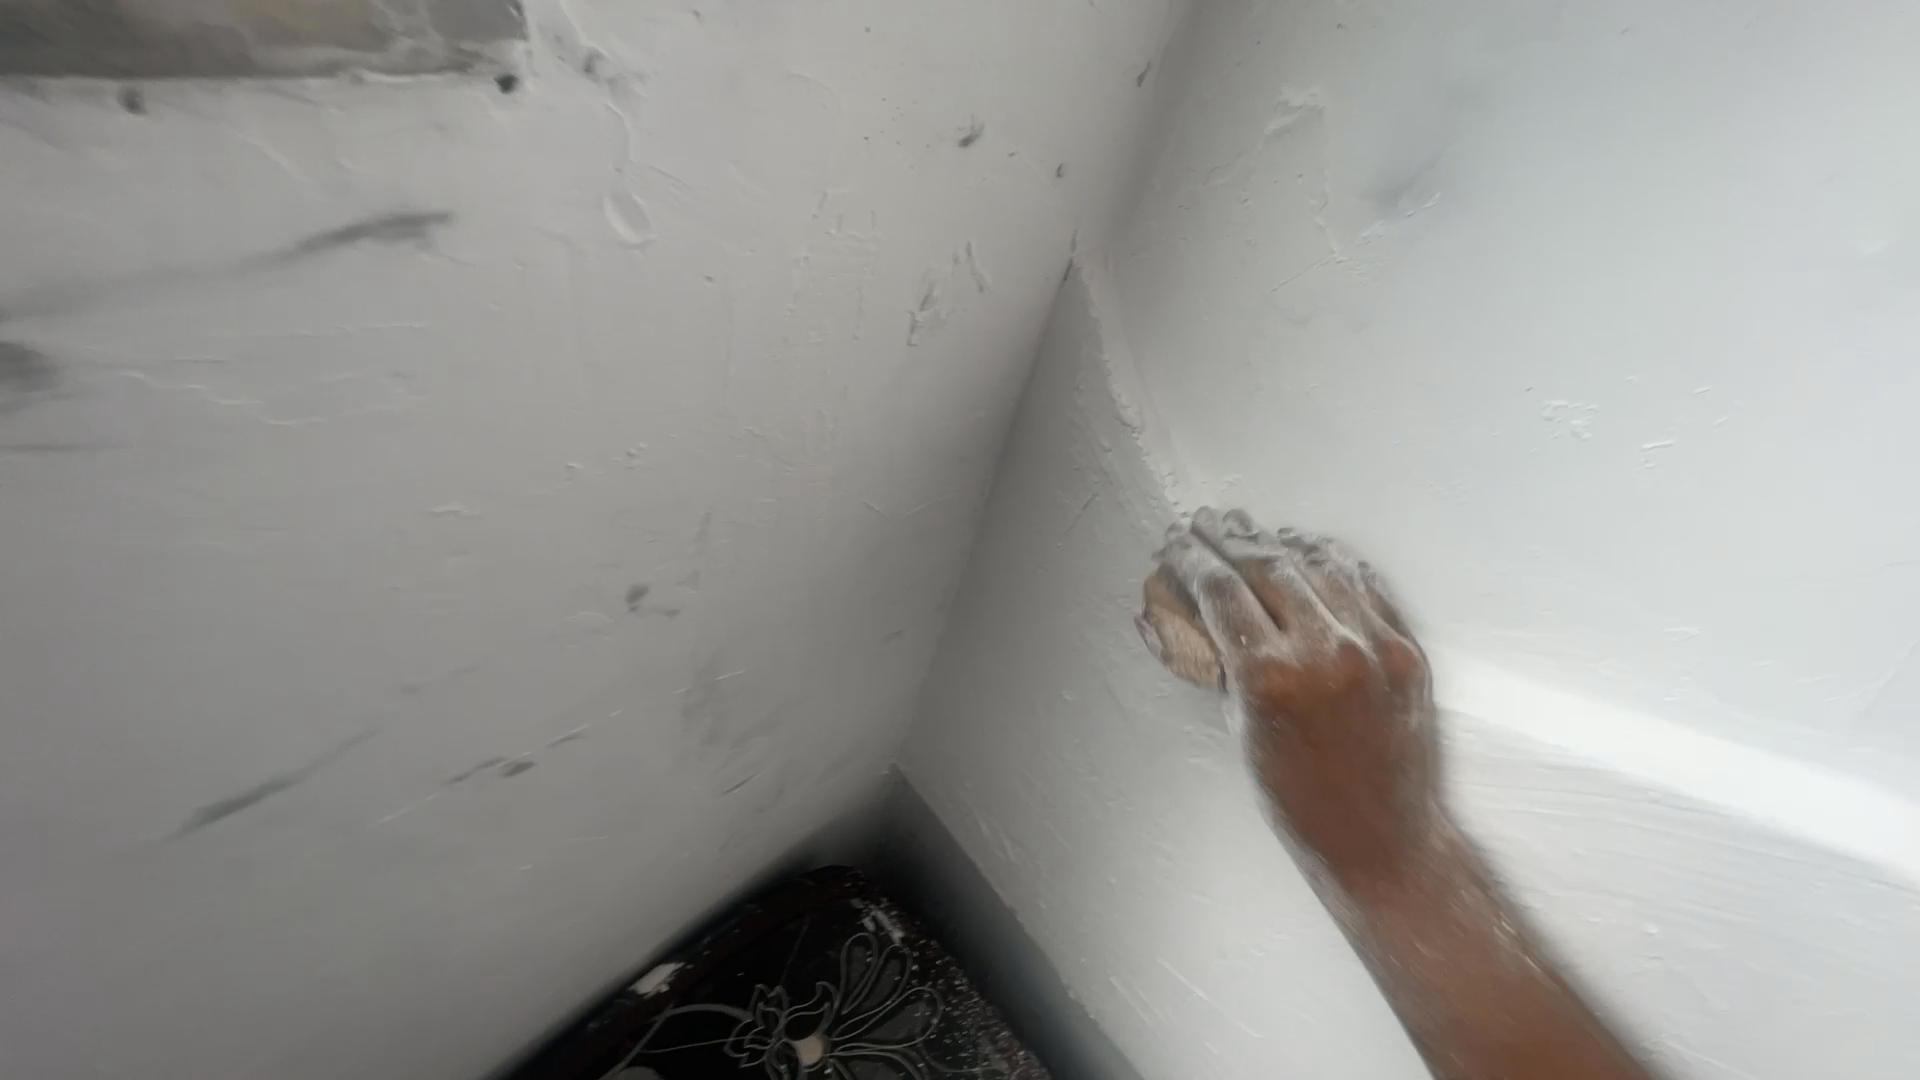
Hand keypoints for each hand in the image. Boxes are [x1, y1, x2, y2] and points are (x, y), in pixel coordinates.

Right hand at [1137, 508, 1439, 893]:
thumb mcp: (1236, 725)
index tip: (1176, 542)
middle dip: (1228, 538)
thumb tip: (1162, 614)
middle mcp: (1325, 651)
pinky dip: (1328, 559)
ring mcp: (1374, 647)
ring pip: (1316, 564)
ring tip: (1247, 527)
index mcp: (1270, 677)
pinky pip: (1362, 584)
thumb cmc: (1293, 796)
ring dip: (1275, 540)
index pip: (1221, 591)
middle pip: (1266, 566)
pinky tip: (1303, 547)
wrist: (1382, 841)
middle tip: (1205, 521)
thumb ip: (1208, 660)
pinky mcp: (1406, 651)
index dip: (1191, 559)